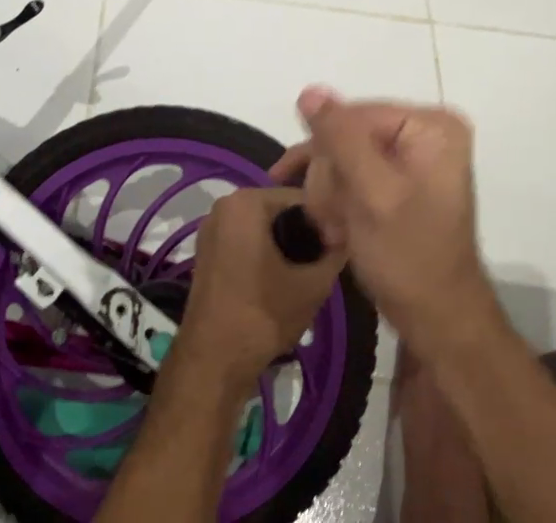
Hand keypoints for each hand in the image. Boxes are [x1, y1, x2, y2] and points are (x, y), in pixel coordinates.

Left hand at [173, 187, 346, 383]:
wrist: (215, 358)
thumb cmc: (264, 314)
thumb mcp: (313, 283)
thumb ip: (336, 251)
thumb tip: (348, 233)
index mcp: (246, 202)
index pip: (301, 196)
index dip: (326, 220)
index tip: (340, 247)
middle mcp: (224, 206)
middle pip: (280, 210)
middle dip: (305, 231)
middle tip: (327, 262)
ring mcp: (211, 229)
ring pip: (262, 227)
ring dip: (286, 244)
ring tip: (309, 272)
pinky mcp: (207, 252)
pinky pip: (246, 241)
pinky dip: (265, 253)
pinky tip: (283, 279)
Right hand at [272, 88, 495, 350]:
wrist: (436, 318)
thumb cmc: (408, 256)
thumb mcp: (371, 193)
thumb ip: (340, 139)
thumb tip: (310, 91)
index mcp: (429, 126)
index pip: (351, 116)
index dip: (327, 156)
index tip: (324, 200)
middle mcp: (423, 133)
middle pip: (343, 136)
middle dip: (330, 182)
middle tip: (334, 222)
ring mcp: (411, 159)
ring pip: (338, 158)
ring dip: (329, 197)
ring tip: (335, 231)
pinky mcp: (397, 182)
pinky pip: (349, 175)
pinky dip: (337, 203)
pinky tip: (334, 229)